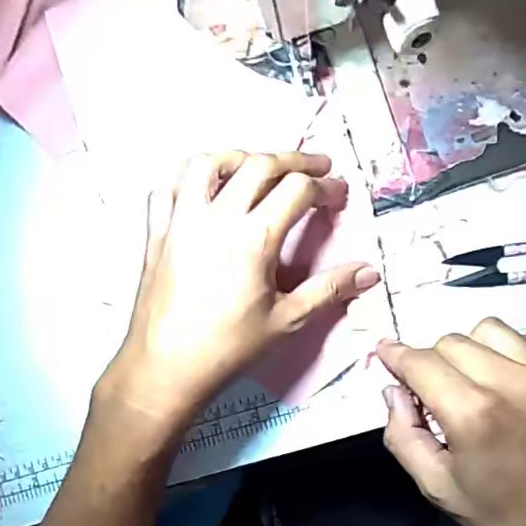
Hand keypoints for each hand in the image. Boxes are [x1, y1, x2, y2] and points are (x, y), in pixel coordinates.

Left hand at [100, 152, 379, 440]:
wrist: (166, 368)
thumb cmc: (229, 347)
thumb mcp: (288, 320)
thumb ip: (329, 289)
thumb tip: (368, 273)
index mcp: (254, 237)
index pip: (297, 190)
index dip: (325, 187)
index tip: (339, 193)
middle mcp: (217, 217)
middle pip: (259, 164)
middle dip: (295, 160)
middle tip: (317, 166)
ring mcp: (181, 221)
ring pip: (208, 163)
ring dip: (241, 157)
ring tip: (260, 165)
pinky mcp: (157, 233)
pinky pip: (168, 189)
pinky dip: (191, 181)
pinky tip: (206, 192)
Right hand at [376, 319, 525, 525]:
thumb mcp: (445, 494)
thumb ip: (406, 438)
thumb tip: (393, 395)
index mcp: (472, 413)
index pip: (420, 362)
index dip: (394, 356)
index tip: (383, 356)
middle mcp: (507, 379)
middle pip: (449, 341)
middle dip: (428, 361)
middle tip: (427, 394)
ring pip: (485, 329)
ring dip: (464, 349)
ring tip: (464, 382)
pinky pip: (521, 340)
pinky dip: (499, 349)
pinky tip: (499, 379)